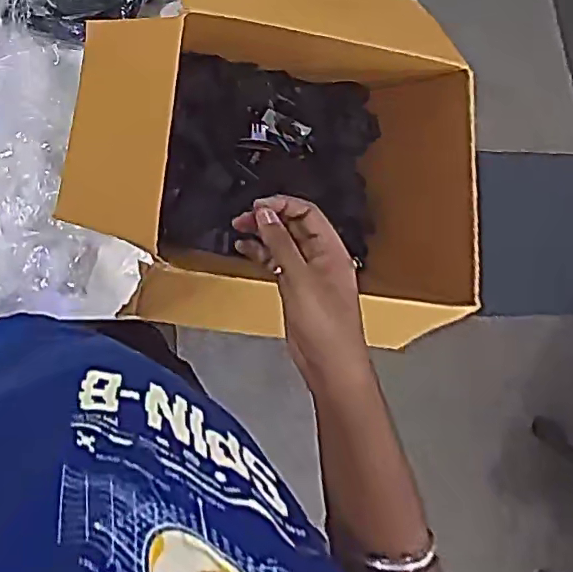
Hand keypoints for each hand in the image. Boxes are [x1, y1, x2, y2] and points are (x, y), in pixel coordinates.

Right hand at [233, 195, 372, 396]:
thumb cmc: (327, 328)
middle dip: (269, 217)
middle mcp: (321, 258)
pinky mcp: (296, 288)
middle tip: (244, 217)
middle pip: (294, 225)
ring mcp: (308, 273)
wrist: (331, 366)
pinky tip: (246, 249)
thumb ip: (281, 243)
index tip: (258, 206)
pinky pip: (277, 261)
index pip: (307, 213)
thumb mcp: (300, 278)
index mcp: (332, 250)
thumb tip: (266, 215)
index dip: (282, 204)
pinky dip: (261, 253)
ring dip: (262, 233)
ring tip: (240, 227)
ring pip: (283, 242)